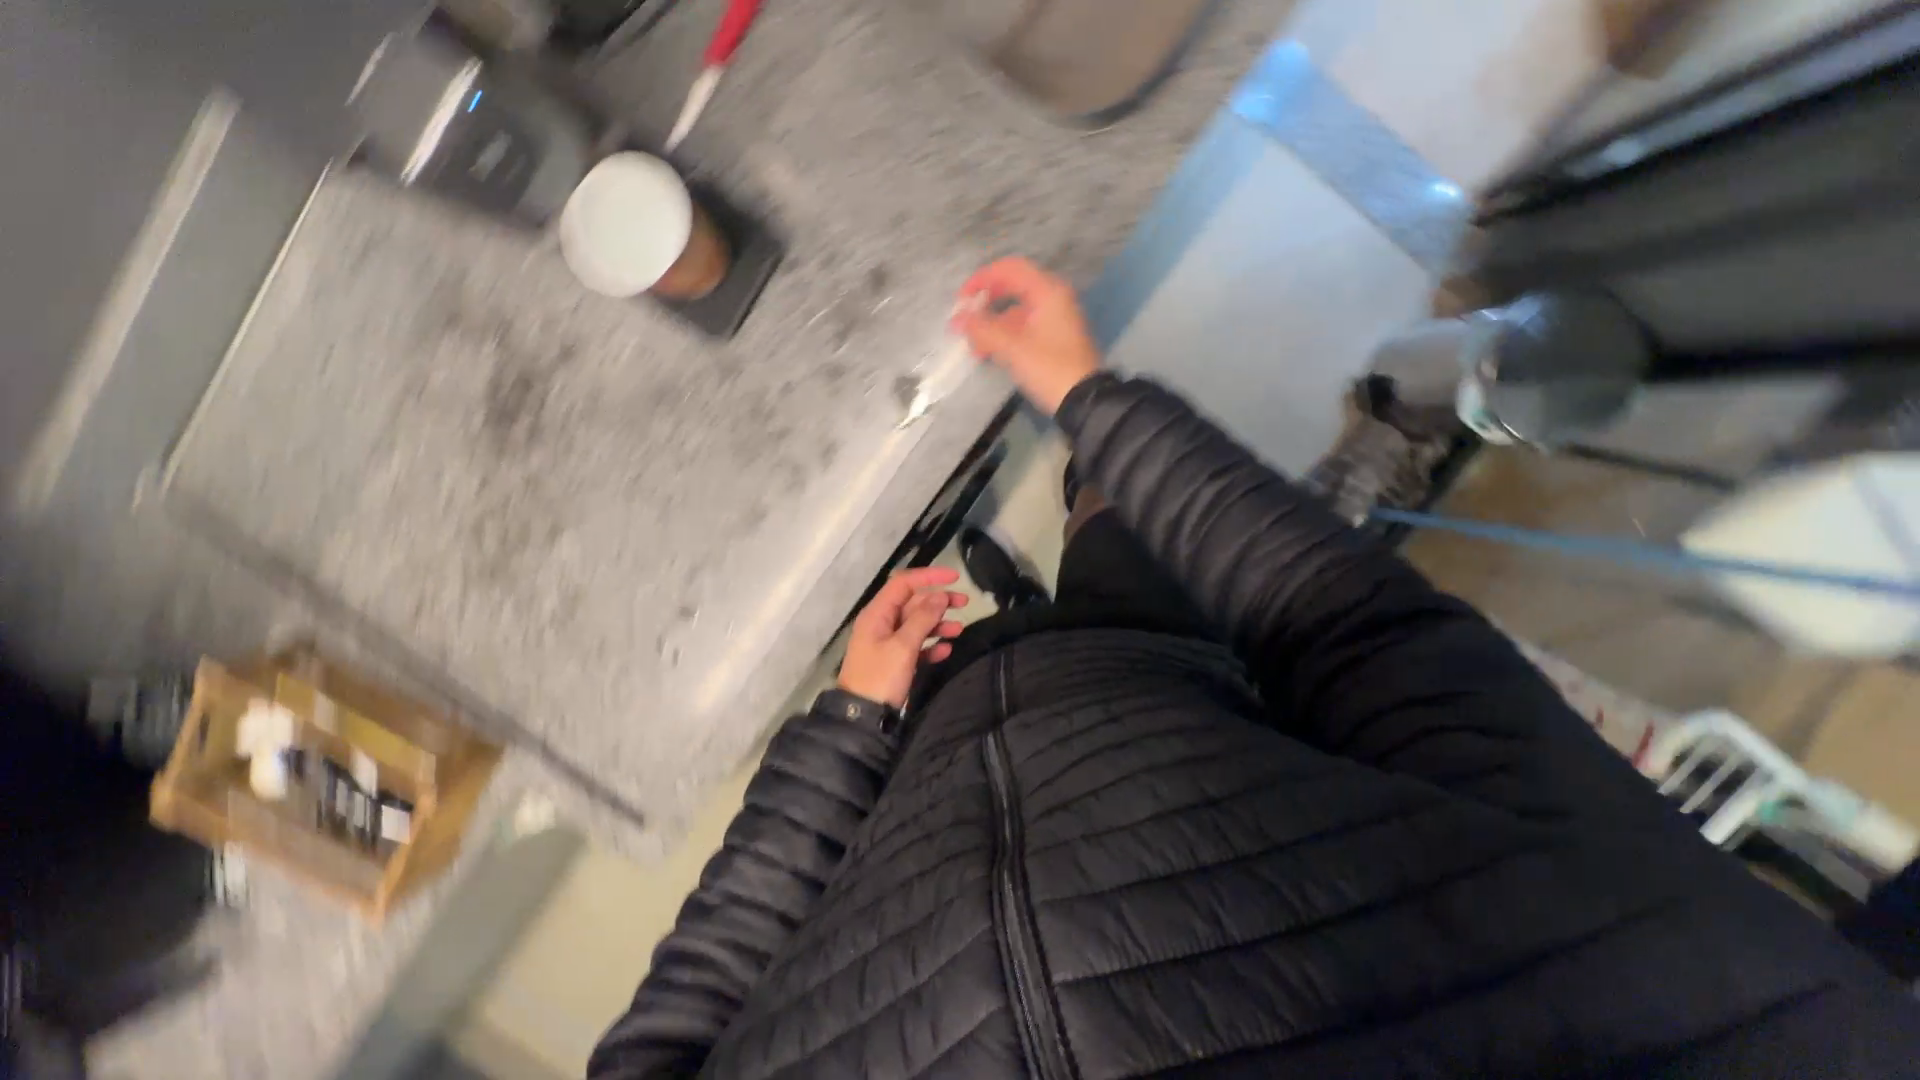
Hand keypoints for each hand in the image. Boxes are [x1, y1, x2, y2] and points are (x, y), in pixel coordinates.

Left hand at [838, 567, 969, 708]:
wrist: (861, 716)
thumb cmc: (880, 677)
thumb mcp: (903, 646)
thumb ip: (922, 619)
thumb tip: (940, 596)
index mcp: (877, 614)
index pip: (904, 583)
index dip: (929, 577)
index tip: (955, 578)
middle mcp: (881, 624)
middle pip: (912, 603)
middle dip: (938, 601)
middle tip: (964, 603)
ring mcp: (887, 643)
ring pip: (916, 624)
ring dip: (938, 624)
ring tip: (959, 630)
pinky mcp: (894, 662)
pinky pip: (915, 646)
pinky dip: (931, 645)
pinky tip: (946, 650)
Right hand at [952, 257, 1102, 415]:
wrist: (1084, 401)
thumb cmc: (1050, 369)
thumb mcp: (1013, 348)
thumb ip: (982, 329)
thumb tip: (957, 318)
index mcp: (1047, 291)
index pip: (1010, 269)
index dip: (982, 279)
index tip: (962, 300)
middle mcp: (1053, 299)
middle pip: (1011, 289)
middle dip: (985, 305)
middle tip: (964, 322)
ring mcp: (1054, 319)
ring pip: (1015, 312)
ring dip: (992, 325)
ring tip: (973, 346)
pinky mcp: (1053, 339)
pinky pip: (1023, 328)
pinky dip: (1004, 336)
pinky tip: (988, 353)